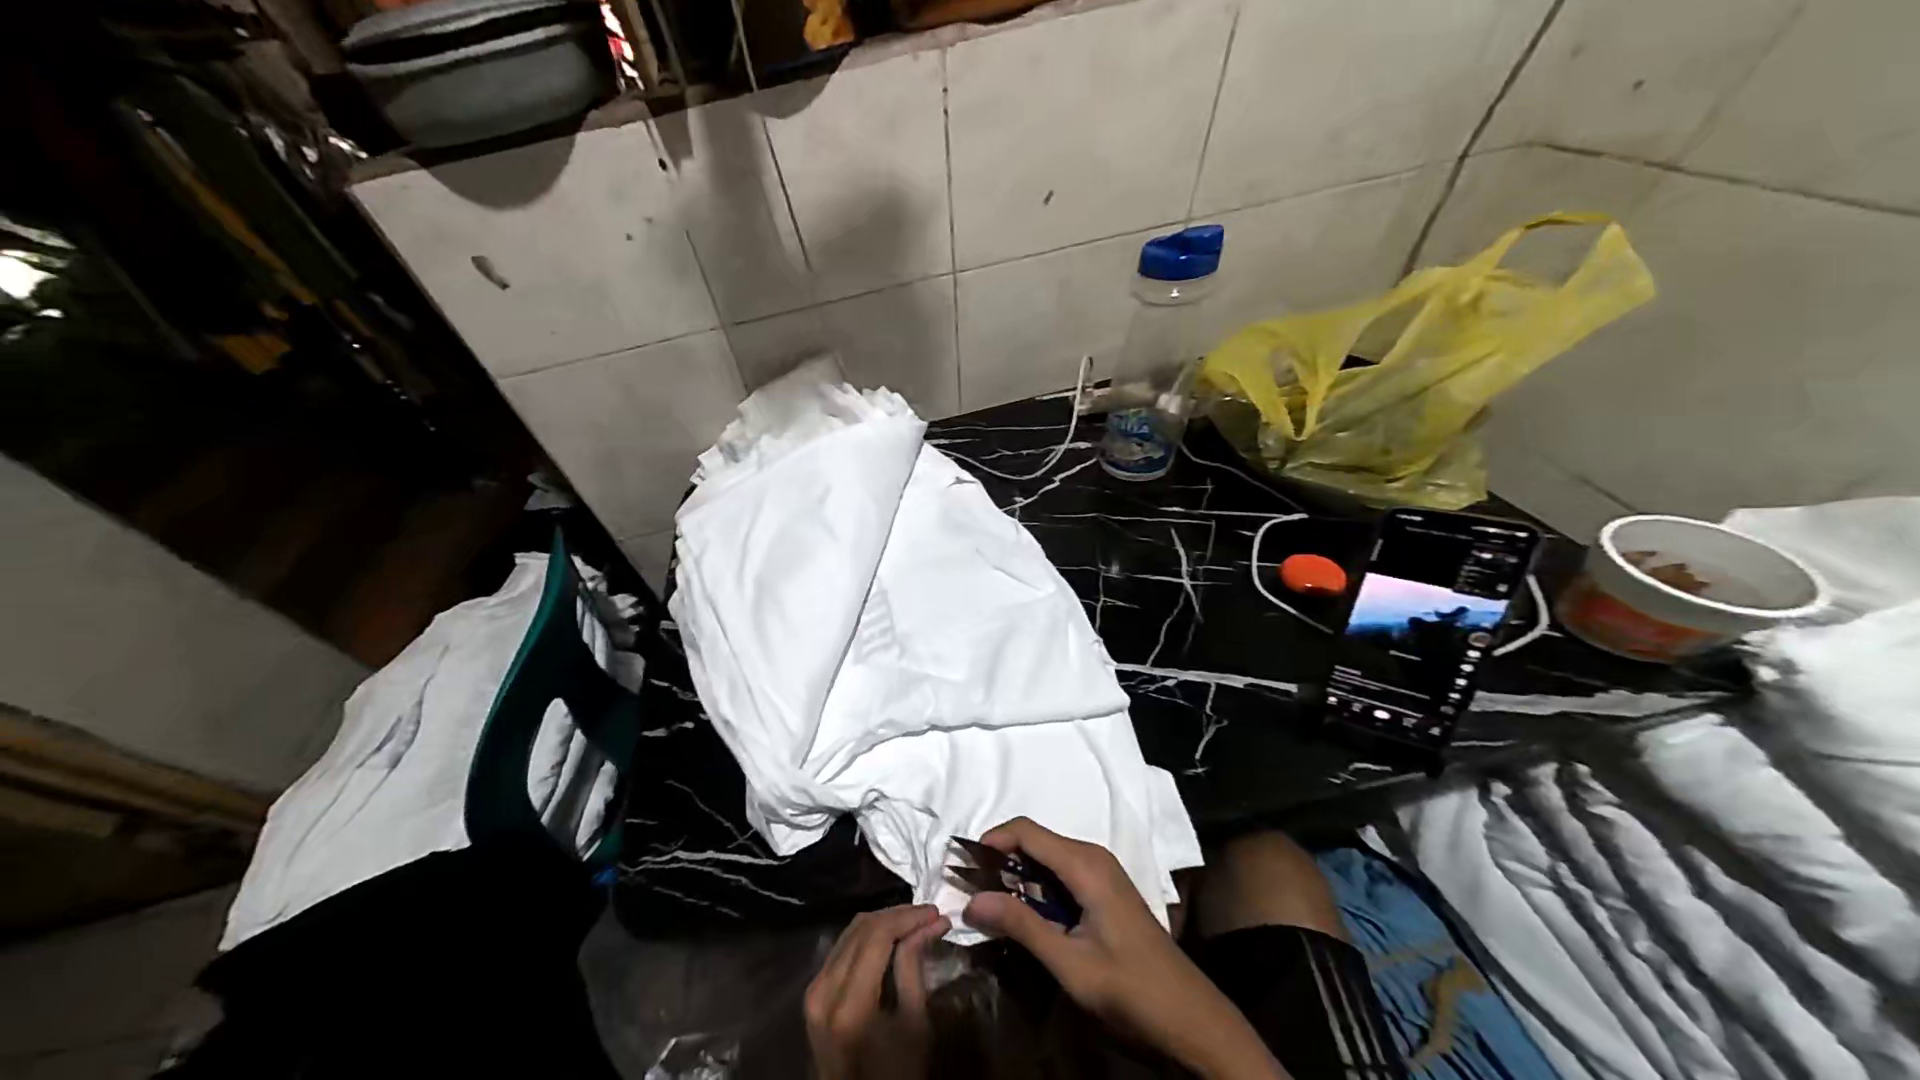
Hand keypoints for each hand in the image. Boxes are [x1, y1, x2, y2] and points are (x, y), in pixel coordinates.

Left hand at [805, 904, 948, 1079]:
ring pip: (850, 933)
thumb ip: (914, 968)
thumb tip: (931, 922)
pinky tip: (892, 938)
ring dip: (884, 922)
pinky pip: (842, 948)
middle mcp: (823, 990)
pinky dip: (868, 937)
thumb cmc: (894, 1075)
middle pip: (861, 928)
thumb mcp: (914, 1026)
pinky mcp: (813, 992)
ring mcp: (813, 990)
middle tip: (929, 915)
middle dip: (898, 916)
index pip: (877, 935)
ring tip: (915, 923)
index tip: (936, 912)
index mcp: (848, 1005)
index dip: (908, 917)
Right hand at [963, 818, 1288, 1079]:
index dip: (990, 841)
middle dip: (999, 860)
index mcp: (1085, 864)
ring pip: (1046, 857)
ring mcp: (1101, 872)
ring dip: (1015, 876)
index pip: (1026, 831)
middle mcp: (1093, 857)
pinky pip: (1061, 874)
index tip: (961, 868)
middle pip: (1035, 840)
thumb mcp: (1070, 963)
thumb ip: (1021, 926)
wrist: (1190, 1019)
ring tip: (989, 906)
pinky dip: (1035, 887)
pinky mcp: (1104, 891)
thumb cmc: (1131, 990)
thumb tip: (971, 900)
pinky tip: (1025, 917)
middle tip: (970, 892)